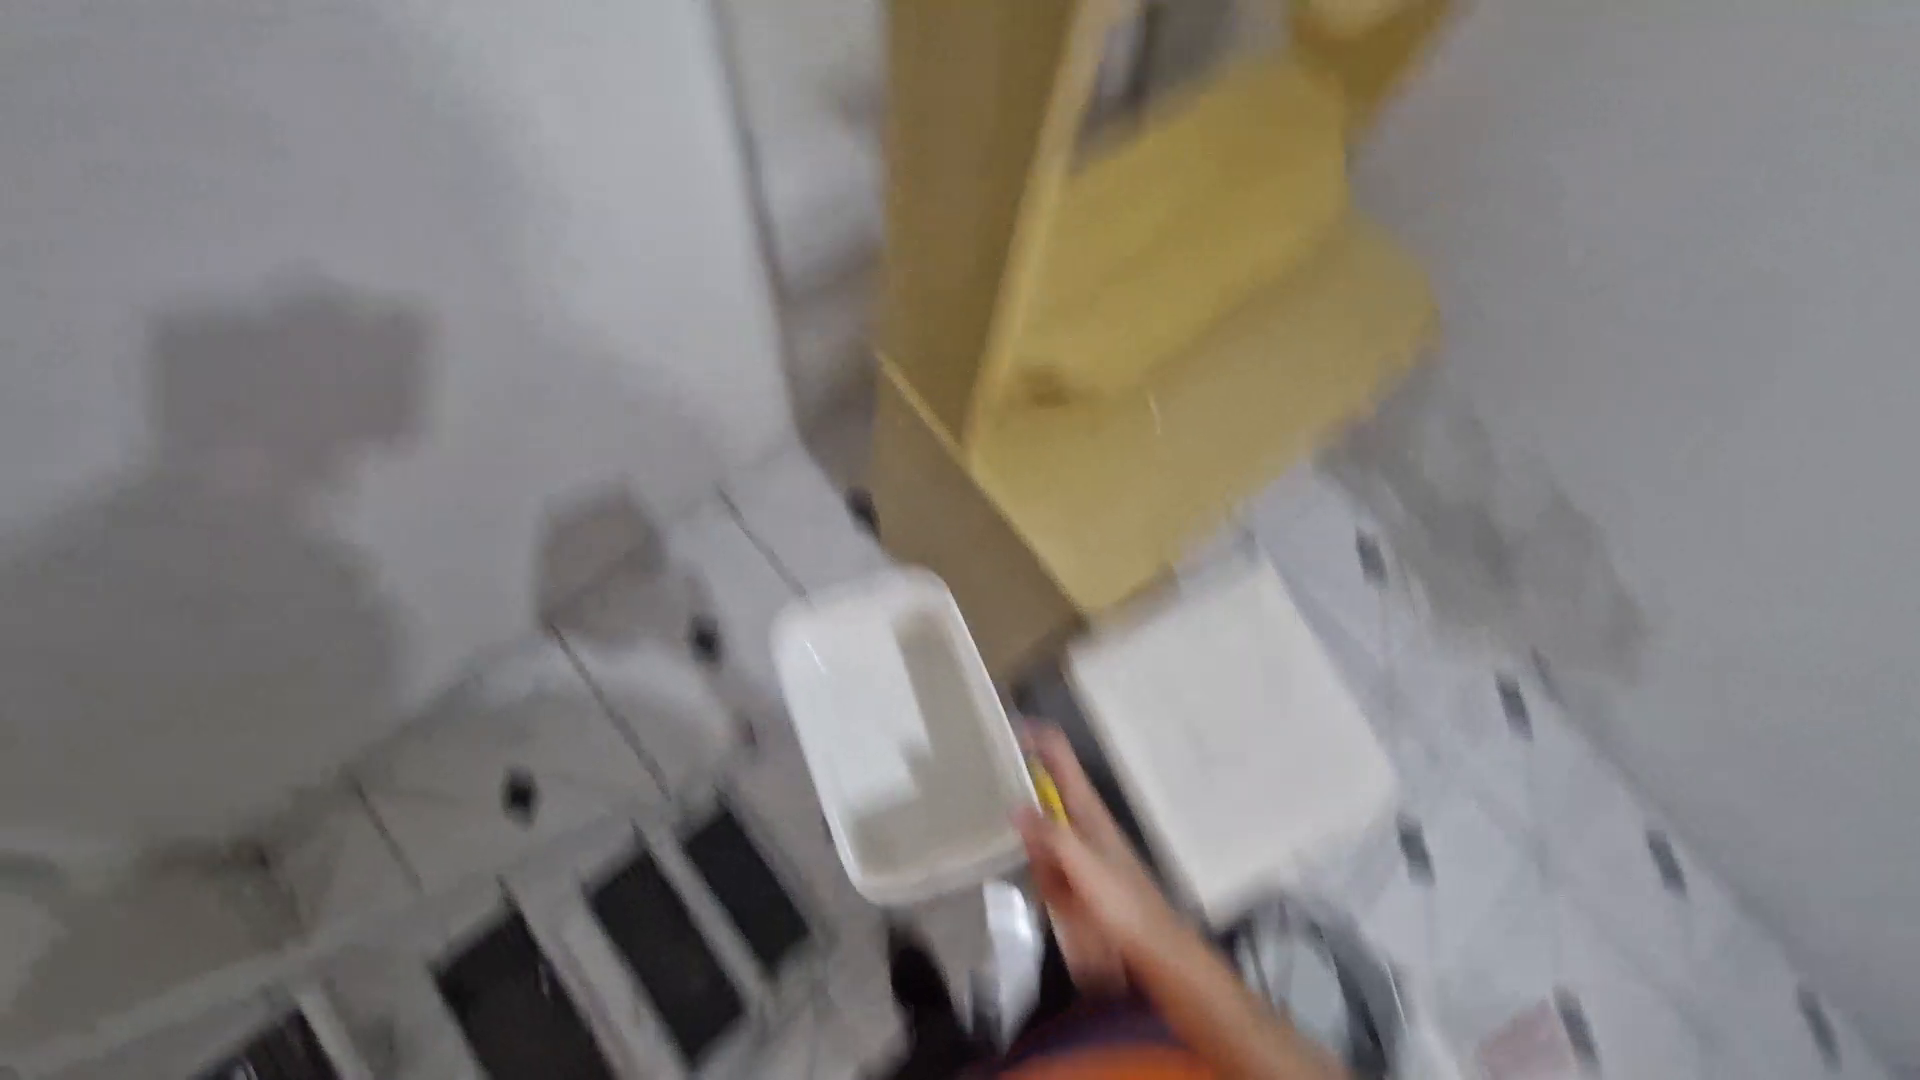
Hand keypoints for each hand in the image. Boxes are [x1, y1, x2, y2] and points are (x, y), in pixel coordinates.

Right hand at [1016, 725, 1184, 988]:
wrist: (1153, 947)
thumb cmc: (1122, 901)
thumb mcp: (1083, 865)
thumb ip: (1050, 835)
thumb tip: (1015, 804)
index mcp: (1087, 808)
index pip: (1061, 758)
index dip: (1038, 738)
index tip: (1008, 726)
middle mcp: (1081, 821)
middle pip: (1043, 800)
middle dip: (1030, 826)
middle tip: (1030, 847)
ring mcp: (1079, 850)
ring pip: (1041, 840)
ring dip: (1041, 867)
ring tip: (1058, 892)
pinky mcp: (1077, 877)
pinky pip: (1047, 871)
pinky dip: (1048, 886)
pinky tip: (1061, 904)